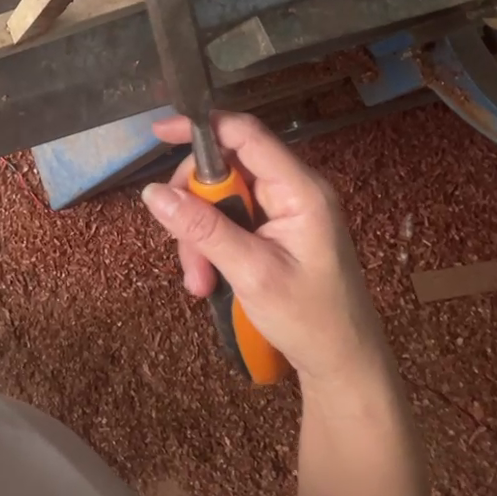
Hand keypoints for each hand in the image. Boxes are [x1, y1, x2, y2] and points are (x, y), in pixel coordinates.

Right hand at [140, 112, 388, 388]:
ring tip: (199, 280)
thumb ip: (203, 228)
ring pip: (219, 198)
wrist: (344, 368)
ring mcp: (282, 210)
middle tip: (181, 245)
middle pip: (223, 169)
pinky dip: (209, 244)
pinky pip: (227, 219)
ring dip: (198, 234)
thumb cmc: (311, 320)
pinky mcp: (273, 229)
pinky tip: (208, 279)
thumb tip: (152, 192)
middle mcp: (291, 190)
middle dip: (193, 206)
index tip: (160, 132)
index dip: (201, 127)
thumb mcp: (252, 274)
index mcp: (300, 190)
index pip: (245, 135)